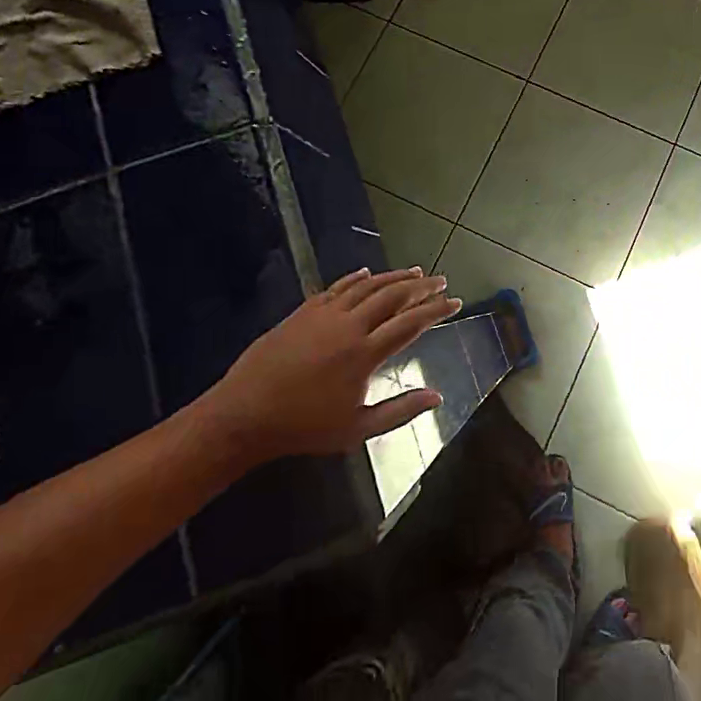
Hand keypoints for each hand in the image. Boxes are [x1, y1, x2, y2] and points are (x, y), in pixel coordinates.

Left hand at [198, 267, 459, 458]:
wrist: (245, 414)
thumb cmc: (304, 427)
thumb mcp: (357, 429)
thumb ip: (400, 411)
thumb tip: (437, 396)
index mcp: (364, 354)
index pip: (410, 323)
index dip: (435, 310)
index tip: (455, 301)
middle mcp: (349, 326)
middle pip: (392, 297)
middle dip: (421, 287)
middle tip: (440, 280)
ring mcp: (324, 315)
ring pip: (367, 287)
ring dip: (393, 277)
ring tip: (415, 272)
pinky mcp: (303, 312)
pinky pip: (337, 287)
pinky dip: (356, 278)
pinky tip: (368, 273)